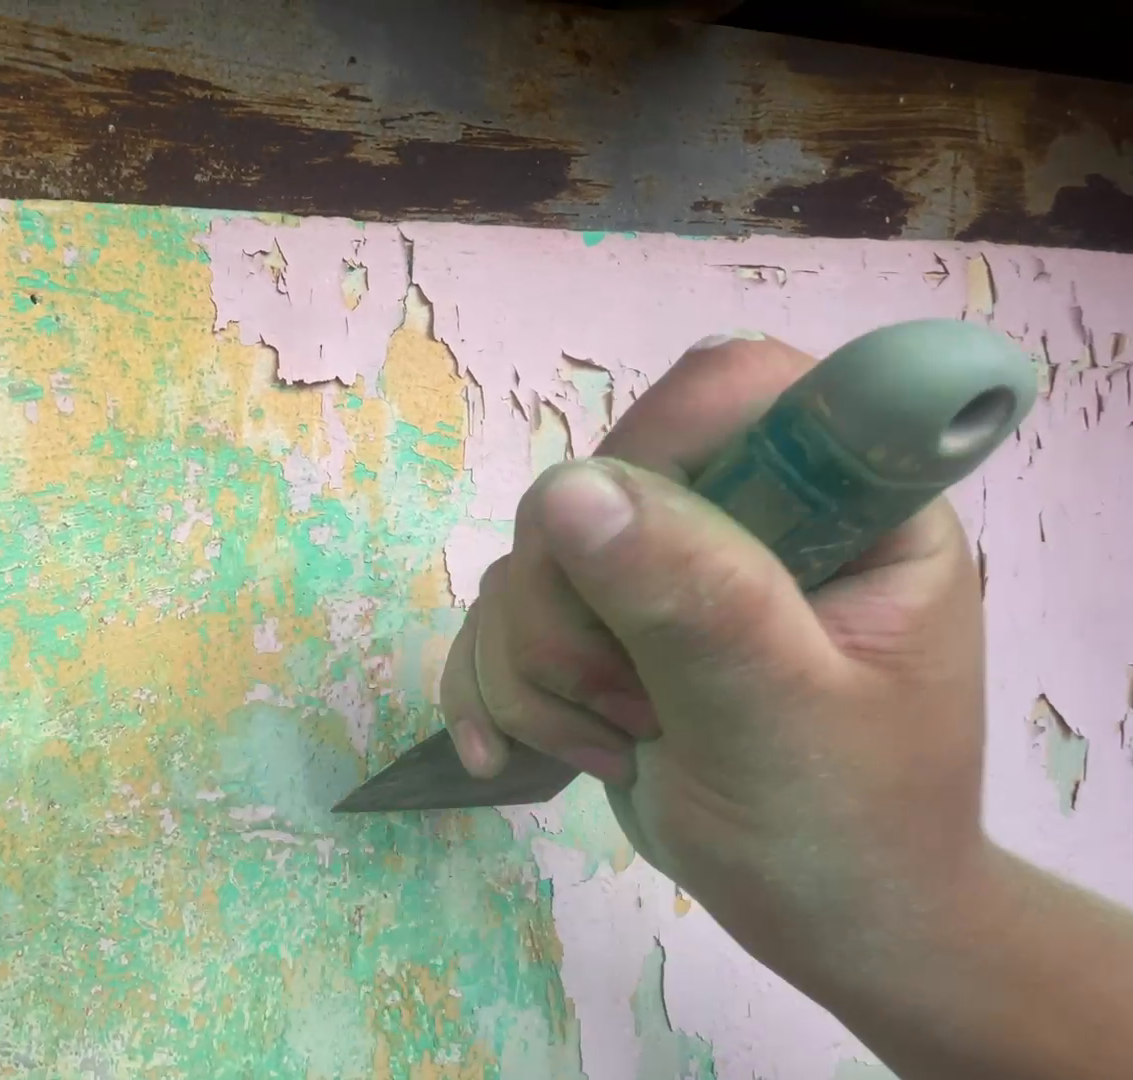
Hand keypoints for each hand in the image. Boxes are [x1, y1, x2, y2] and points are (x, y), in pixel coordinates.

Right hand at [440, 335, 990, 979]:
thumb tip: (566, 493)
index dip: (654, 452)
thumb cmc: (839, 820)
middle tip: (630, 707)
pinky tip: (509, 753)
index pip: (727, 396)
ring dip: (532, 676)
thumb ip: (690, 597)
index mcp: (831, 506)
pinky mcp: (585, 622)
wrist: (810, 908)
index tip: (623, 571)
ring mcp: (644, 571)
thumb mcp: (776, 712)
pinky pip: (488, 625)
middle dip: (567, 621)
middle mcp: (727, 518)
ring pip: (517, 573)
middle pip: (578, 498)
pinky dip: (487, 694)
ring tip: (611, 745)